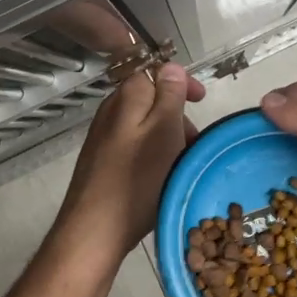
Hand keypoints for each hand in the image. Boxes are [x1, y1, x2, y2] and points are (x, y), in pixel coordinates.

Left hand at [52, 63, 205, 265]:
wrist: (95, 230)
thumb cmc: (137, 178)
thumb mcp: (164, 130)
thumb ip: (169, 95)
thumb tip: (171, 66)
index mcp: (125, 97)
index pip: (153, 71)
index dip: (180, 82)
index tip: (201, 100)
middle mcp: (110, 111)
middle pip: (150, 100)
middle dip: (177, 115)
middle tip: (196, 140)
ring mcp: (103, 138)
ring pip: (144, 126)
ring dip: (168, 138)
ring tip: (183, 164)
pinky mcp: (101, 162)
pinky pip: (135, 147)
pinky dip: (154, 154)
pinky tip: (162, 177)